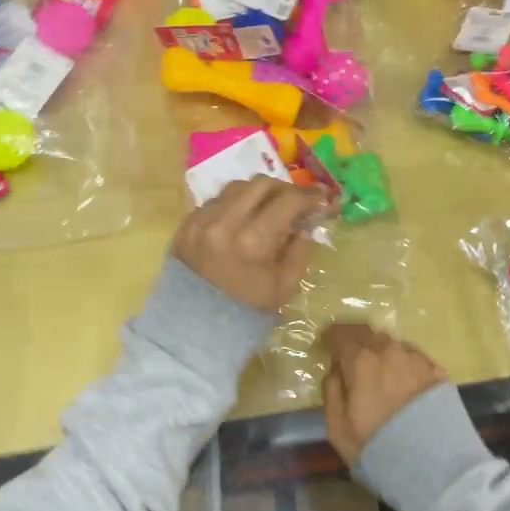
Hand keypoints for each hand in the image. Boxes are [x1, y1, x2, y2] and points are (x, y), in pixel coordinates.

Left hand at [173, 176, 318, 312]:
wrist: (195, 327)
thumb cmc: (246, 310)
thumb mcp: (285, 286)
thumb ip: (300, 249)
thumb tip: (306, 223)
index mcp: (254, 241)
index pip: (289, 200)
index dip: (310, 194)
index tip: (322, 196)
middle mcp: (226, 222)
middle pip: (262, 183)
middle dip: (284, 188)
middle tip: (294, 200)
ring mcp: (203, 220)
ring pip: (237, 187)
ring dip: (257, 193)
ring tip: (266, 207)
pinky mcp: (187, 224)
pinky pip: (215, 200)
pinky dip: (233, 204)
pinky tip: (240, 218)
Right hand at [322, 323, 447, 465]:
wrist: (434, 466)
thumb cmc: (378, 449)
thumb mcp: (338, 429)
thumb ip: (331, 393)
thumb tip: (334, 371)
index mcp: (361, 361)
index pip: (340, 335)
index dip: (330, 338)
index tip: (326, 344)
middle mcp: (389, 350)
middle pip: (367, 333)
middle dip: (354, 339)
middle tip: (349, 353)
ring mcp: (416, 357)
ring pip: (391, 343)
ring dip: (379, 350)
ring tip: (378, 369)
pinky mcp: (437, 369)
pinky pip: (412, 356)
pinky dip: (401, 361)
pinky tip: (402, 379)